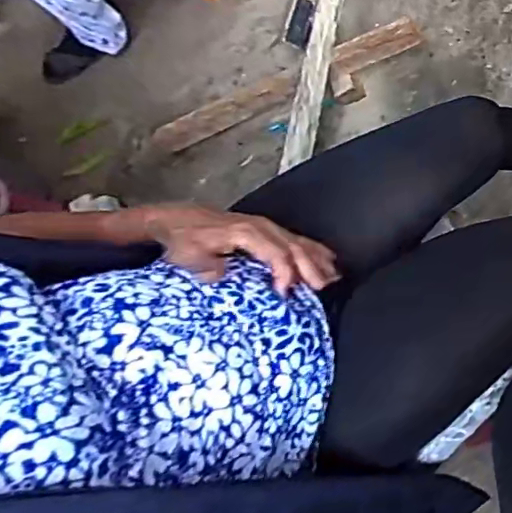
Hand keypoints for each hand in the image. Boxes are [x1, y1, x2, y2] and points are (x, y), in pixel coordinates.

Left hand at [137, 204, 338, 294]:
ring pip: (301, 242)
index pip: (277, 253)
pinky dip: (315, 249)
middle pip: (295, 248)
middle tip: (322, 287)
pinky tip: (327, 258)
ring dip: (318, 259)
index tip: (285, 293)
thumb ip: (209, 267)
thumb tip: (225, 276)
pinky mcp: (269, 229)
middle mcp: (263, 227)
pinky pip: (298, 238)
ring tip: (333, 275)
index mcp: (247, 233)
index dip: (285, 273)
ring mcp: (269, 227)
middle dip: (311, 268)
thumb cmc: (184, 239)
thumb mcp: (188, 256)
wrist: (178, 219)